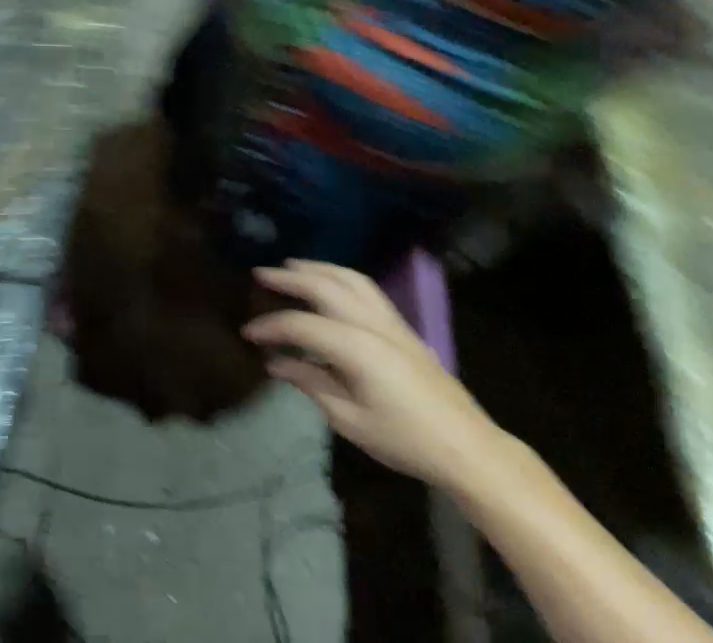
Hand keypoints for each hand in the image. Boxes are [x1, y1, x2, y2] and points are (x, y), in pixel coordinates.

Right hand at [244, 260, 502, 488]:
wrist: (465, 446)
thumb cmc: (402, 438)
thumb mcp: (348, 418)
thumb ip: (310, 383)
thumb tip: (276, 363)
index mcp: (356, 347)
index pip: (301, 326)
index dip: (270, 327)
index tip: (246, 334)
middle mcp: (372, 324)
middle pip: (326, 287)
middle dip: (290, 278)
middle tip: (260, 274)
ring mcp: (392, 322)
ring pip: (351, 279)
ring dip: (319, 269)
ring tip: (293, 267)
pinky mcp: (403, 328)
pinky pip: (367, 289)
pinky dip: (341, 278)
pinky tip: (330, 285)